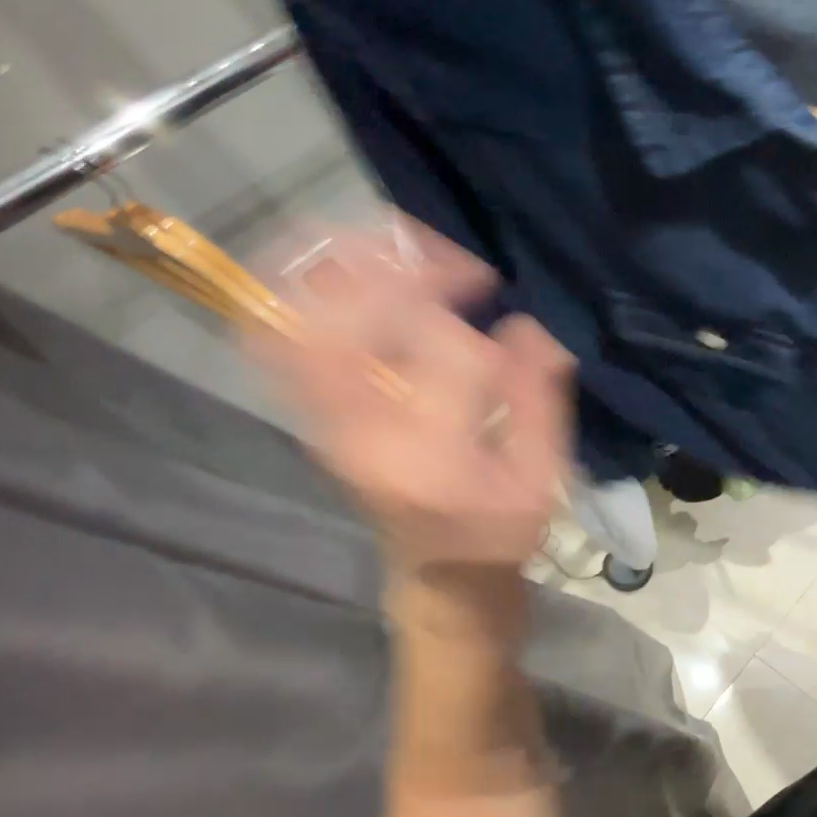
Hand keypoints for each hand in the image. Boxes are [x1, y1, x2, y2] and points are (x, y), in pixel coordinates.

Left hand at [245, 217, 575, 575]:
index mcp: (430, 451)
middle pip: (343, 318)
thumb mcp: (540, 478)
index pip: (440, 349)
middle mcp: (361, 430)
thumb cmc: (497, 530)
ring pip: (293, 317)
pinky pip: (276, 334)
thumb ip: (537, 402)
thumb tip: (529, 327)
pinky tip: (340, 267)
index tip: (491, 288)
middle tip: (436, 252)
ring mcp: (322, 419)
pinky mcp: (309, 411)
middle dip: (390, 265)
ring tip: (386, 242)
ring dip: (333, 265)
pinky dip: (299, 290)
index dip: (465, 305)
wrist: (437, 574)